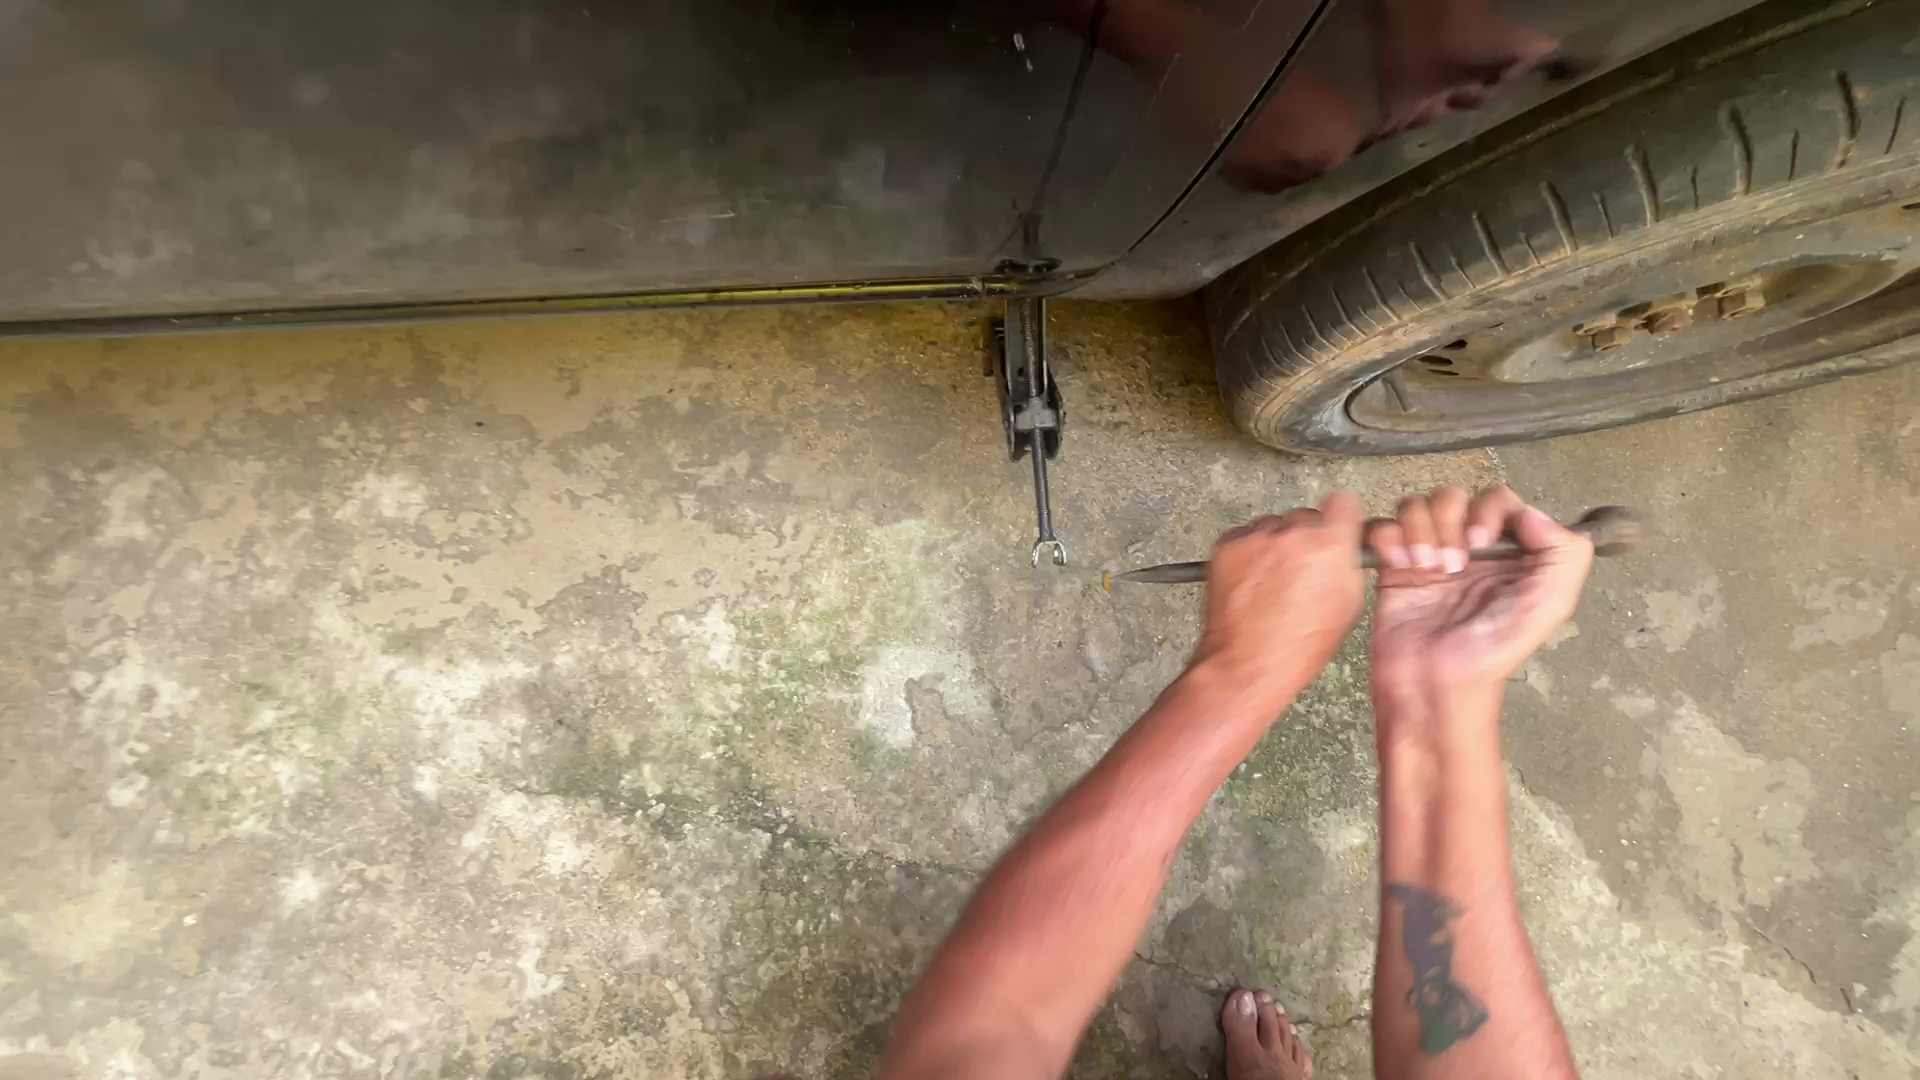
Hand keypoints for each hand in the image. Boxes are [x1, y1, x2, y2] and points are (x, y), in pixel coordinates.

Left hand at [1192, 492, 1367, 706]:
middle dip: (1305, 537)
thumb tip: (1346, 545)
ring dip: (1274, 544)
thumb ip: (1347, 563)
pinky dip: (1247, 552)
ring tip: (1271, 581)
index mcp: (1328, 544)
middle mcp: (1291, 533)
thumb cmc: (1299, 642)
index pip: (1343, 501)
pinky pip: (1243, 537)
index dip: (1341, 516)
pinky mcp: (1227, 545)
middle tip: (1299, 568)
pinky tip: (1251, 581)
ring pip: (1272, 526)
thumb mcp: (1347, 603)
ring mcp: (1255, 538)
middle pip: (1304, 517)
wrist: (1248, 659)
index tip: (1336, 526)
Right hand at [1367, 485, 1591, 696]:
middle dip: (1447, 523)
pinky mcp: (1390, 566)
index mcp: (1508, 553)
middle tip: (1450, 565)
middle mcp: (1466, 547)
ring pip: (1413, 507)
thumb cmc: (1490, 652)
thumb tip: (1531, 513)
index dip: (1487, 512)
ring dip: (1417, 531)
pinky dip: (1387, 539)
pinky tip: (1398, 566)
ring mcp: (1425, 554)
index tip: (1480, 542)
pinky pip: (1381, 528)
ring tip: (1424, 569)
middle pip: (1451, 497)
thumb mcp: (1548, 607)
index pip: (1498, 500)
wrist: (1433, 681)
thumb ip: (1564, 555)